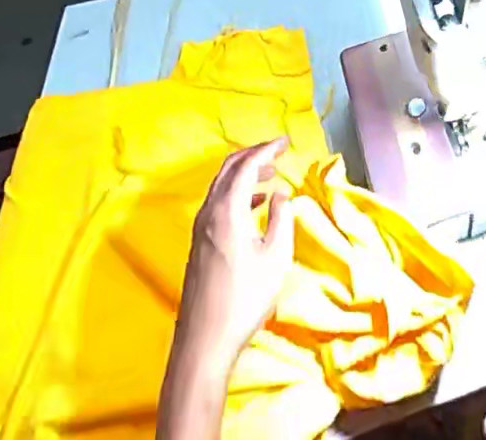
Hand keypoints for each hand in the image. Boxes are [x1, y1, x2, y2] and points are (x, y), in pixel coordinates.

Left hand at [175, 139, 296, 365]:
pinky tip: (255, 204)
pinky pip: (218, 202)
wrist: (204, 343)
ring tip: (271, 175)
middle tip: (278, 152)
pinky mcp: (199, 244)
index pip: (246, 166)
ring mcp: (200, 229)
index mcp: (226, 211)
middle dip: (253, 155)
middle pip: (228, 169)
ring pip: (221, 185)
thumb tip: (279, 195)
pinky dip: (237, 192)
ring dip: (245, 173)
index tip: (286, 142)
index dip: (267, 149)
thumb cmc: (244, 299)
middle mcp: (208, 214)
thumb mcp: (276, 257)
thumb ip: (281, 218)